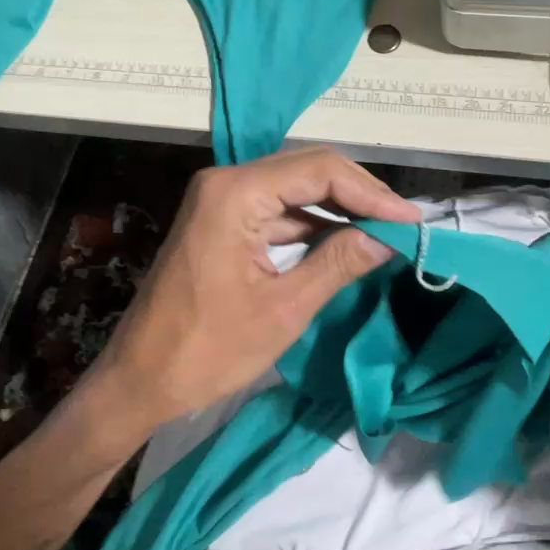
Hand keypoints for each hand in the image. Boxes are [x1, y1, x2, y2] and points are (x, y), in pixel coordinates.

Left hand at [91, 147, 421, 428]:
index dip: (370, 192)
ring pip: (295, 187)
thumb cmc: (207, 350)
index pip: (319, 170)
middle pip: (308, 169)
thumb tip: (390, 237)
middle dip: (359, 194)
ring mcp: (221, 198)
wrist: (138, 380)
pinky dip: (313, 223)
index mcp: (236, 193)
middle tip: (404, 223)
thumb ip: (339, 263)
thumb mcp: (283, 309)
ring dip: (339, 207)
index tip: (411, 220)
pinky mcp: (222, 219)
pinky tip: (347, 239)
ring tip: (386, 229)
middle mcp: (227, 181)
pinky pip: (277, 208)